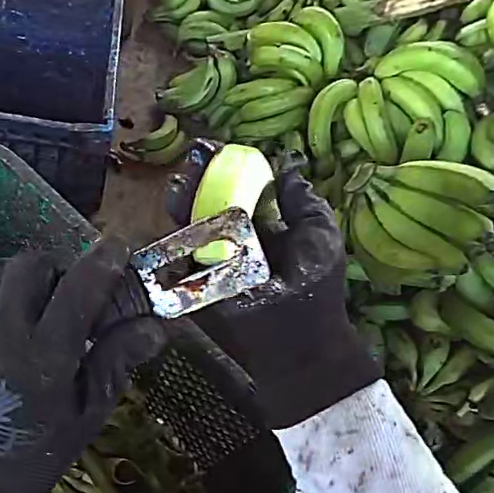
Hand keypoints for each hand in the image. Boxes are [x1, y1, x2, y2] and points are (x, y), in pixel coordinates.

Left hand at [0, 240, 168, 492]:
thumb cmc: (47, 445)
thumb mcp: (93, 409)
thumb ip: (118, 359)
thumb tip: (154, 325)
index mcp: (46, 356)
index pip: (77, 290)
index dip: (102, 261)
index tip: (118, 247)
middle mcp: (4, 335)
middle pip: (31, 266)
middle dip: (59, 268)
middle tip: (72, 291)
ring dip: (25, 275)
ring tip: (40, 298)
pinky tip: (11, 305)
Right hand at [167, 155, 378, 428]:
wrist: (301, 343)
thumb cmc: (316, 290)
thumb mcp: (320, 236)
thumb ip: (302, 202)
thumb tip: (287, 166)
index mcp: (261, 225)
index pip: (236, 187)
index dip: (225, 166)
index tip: (217, 148)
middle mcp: (233, 239)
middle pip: (206, 199)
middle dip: (198, 175)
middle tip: (197, 155)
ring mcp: (212, 261)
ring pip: (187, 223)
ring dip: (182, 197)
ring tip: (182, 178)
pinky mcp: (196, 284)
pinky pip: (178, 256)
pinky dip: (173, 234)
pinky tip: (177, 212)